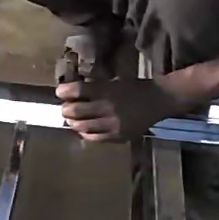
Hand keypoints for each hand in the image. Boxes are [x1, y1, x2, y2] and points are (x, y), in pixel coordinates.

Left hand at [57, 77, 184, 141]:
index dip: (64, 91)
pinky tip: (84, 130)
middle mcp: (108, 107)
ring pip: (83, 126)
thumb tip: (74, 92)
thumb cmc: (135, 88)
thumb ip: (96, 88)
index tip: (60, 92)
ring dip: (74, 123)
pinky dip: (86, 134)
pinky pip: (95, 138)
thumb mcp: (115, 81)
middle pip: (76, 110)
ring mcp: (113, 124)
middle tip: (65, 108)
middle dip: (66, 109)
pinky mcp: (118, 136)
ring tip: (72, 120)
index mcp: (107, 90)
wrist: (158, 100)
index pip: (78, 90)